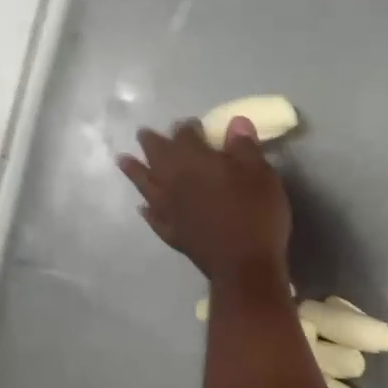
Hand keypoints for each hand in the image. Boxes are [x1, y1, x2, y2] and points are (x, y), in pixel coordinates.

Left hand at [117, 117, 290, 284]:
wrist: (245, 265)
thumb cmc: (256, 215)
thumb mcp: (261, 176)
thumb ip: (246, 148)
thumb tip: (237, 121)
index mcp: (192, 156)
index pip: (184, 131)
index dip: (190, 127)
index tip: (197, 127)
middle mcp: (170, 175)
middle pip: (154, 150)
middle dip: (154, 141)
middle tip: (153, 137)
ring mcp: (166, 205)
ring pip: (143, 181)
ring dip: (134, 170)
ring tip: (126, 161)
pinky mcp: (171, 232)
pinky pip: (153, 217)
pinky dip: (148, 210)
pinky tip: (144, 208)